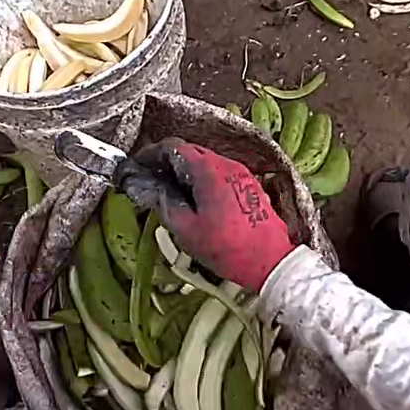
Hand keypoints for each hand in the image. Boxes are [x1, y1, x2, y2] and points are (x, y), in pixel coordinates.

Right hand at [113, 138, 296, 290]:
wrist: (271, 261)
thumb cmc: (226, 247)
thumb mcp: (185, 230)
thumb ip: (163, 203)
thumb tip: (144, 187)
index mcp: (208, 171)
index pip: (173, 147)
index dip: (151, 153)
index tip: (138, 165)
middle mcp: (226, 165)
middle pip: (190, 151)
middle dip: (167, 161)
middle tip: (151, 178)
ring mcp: (241, 173)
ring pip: (205, 162)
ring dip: (185, 170)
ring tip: (170, 189)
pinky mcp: (249, 185)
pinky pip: (219, 173)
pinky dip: (201, 178)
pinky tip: (194, 197)